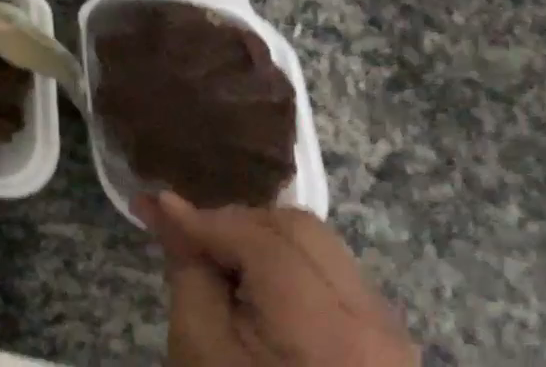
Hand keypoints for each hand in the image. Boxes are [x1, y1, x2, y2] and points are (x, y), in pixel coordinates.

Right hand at [137, 192, 419, 366]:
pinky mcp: (388, 340)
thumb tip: (161, 204)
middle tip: (190, 236)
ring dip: (260, 241)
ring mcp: (391, 332)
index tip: (154, 207)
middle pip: (300, 230)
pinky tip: (255, 288)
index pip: (264, 240)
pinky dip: (287, 265)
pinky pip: (333, 275)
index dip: (205, 218)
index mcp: (327, 330)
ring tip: (220, 263)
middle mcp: (376, 323)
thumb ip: (187, 267)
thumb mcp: (200, 341)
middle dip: (236, 222)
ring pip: (319, 247)